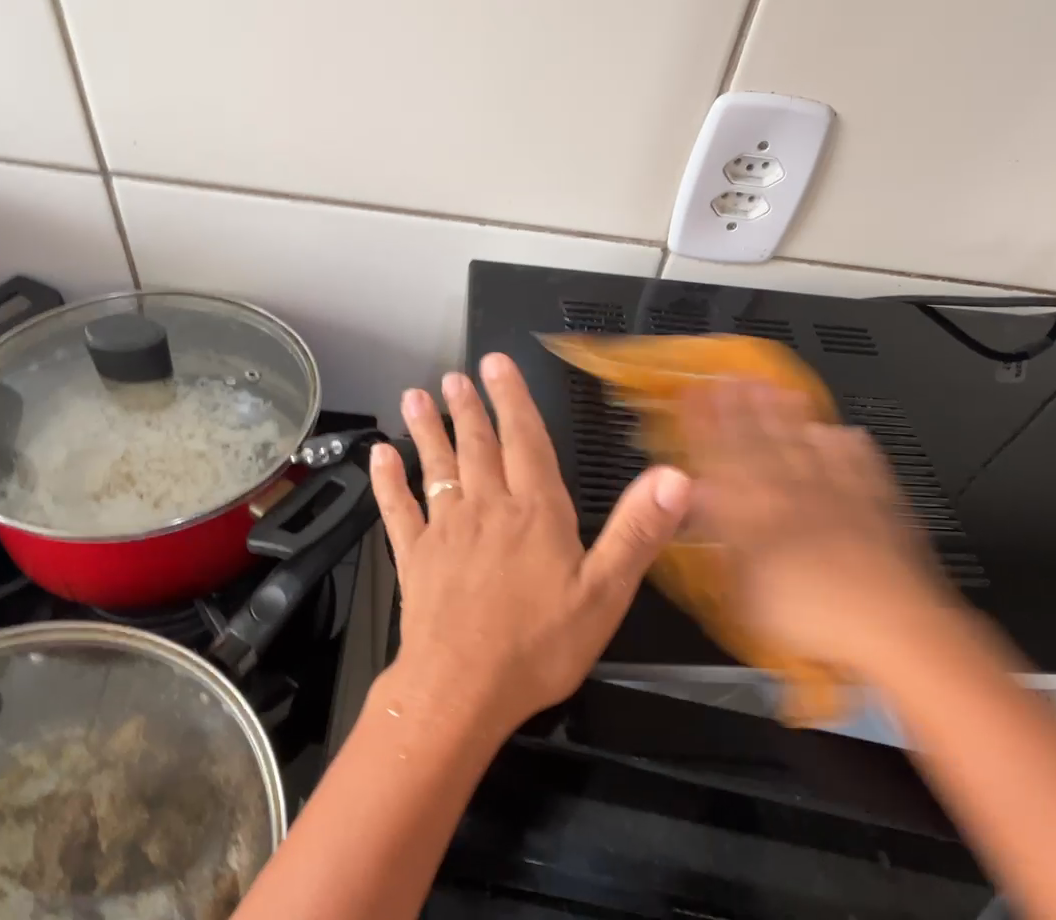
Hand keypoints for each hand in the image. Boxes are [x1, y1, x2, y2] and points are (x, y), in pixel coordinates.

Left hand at [369, 353, 691, 734]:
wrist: (461, 690)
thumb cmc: (538, 646)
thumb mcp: (605, 592)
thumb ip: (637, 532)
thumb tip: (676, 478)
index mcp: (536, 512)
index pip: (525, 441)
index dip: (513, 400)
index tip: (497, 364)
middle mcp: (488, 509)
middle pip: (478, 446)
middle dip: (470, 407)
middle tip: (457, 376)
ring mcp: (446, 531)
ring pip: (436, 467)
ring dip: (428, 430)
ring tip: (417, 395)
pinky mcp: (415, 558)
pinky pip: (398, 509)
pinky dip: (388, 481)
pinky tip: (379, 456)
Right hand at [679, 381, 964, 677]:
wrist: (895, 627)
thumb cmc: (814, 619)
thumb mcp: (744, 591)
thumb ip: (722, 545)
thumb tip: (702, 515)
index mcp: (759, 513)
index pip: (723, 458)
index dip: (704, 425)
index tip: (692, 397)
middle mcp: (797, 494)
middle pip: (763, 441)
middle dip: (742, 406)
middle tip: (729, 376)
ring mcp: (840, 496)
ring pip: (807, 444)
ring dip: (789, 415)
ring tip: (777, 388)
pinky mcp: (878, 507)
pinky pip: (860, 464)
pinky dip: (848, 446)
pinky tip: (843, 432)